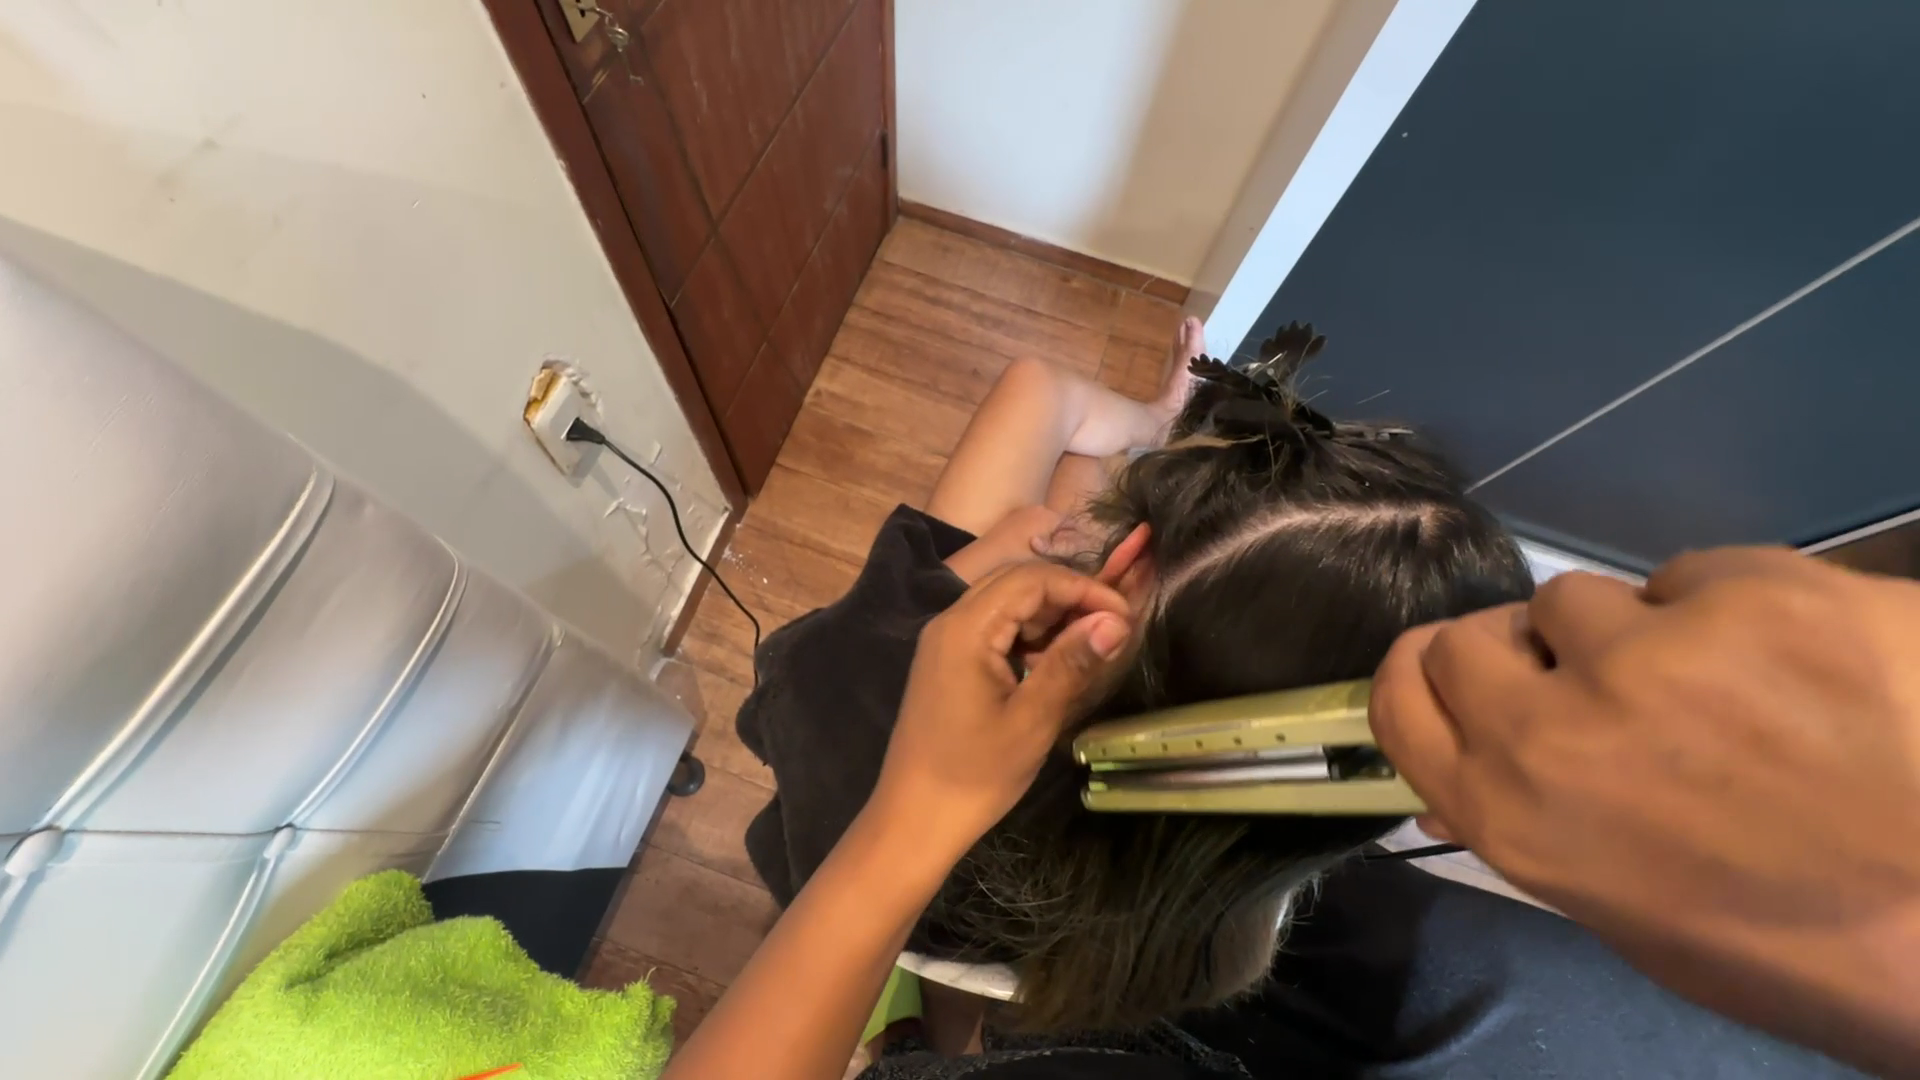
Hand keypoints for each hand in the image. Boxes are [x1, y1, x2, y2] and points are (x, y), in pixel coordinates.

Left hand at [870, 561, 1131, 856]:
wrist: (914, 818)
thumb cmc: (975, 774)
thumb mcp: (1032, 719)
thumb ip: (1072, 663)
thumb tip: (1117, 620)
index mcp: (966, 628)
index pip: (1031, 579)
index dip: (1082, 588)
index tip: (1124, 615)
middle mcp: (950, 621)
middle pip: (1015, 582)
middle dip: (1067, 596)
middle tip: (1110, 628)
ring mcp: (944, 640)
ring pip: (1004, 602)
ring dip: (1048, 615)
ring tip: (1087, 646)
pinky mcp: (946, 660)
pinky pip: (992, 627)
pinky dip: (1027, 635)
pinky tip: (1050, 662)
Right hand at [1370, 547, 1919, 1073]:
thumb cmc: (1786, 937)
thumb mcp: (1612, 907)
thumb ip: (1512, 829)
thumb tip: (1438, 795)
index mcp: (1509, 811)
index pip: (1397, 699)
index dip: (1410, 671)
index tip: (1446, 666)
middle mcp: (1552, 733)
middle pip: (1461, 639)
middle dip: (1514, 653)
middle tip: (1585, 679)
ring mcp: (1654, 661)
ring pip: (1572, 598)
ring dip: (1621, 631)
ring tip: (1714, 679)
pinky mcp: (1761, 602)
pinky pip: (1688, 572)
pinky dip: (1725, 606)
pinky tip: (1794, 660)